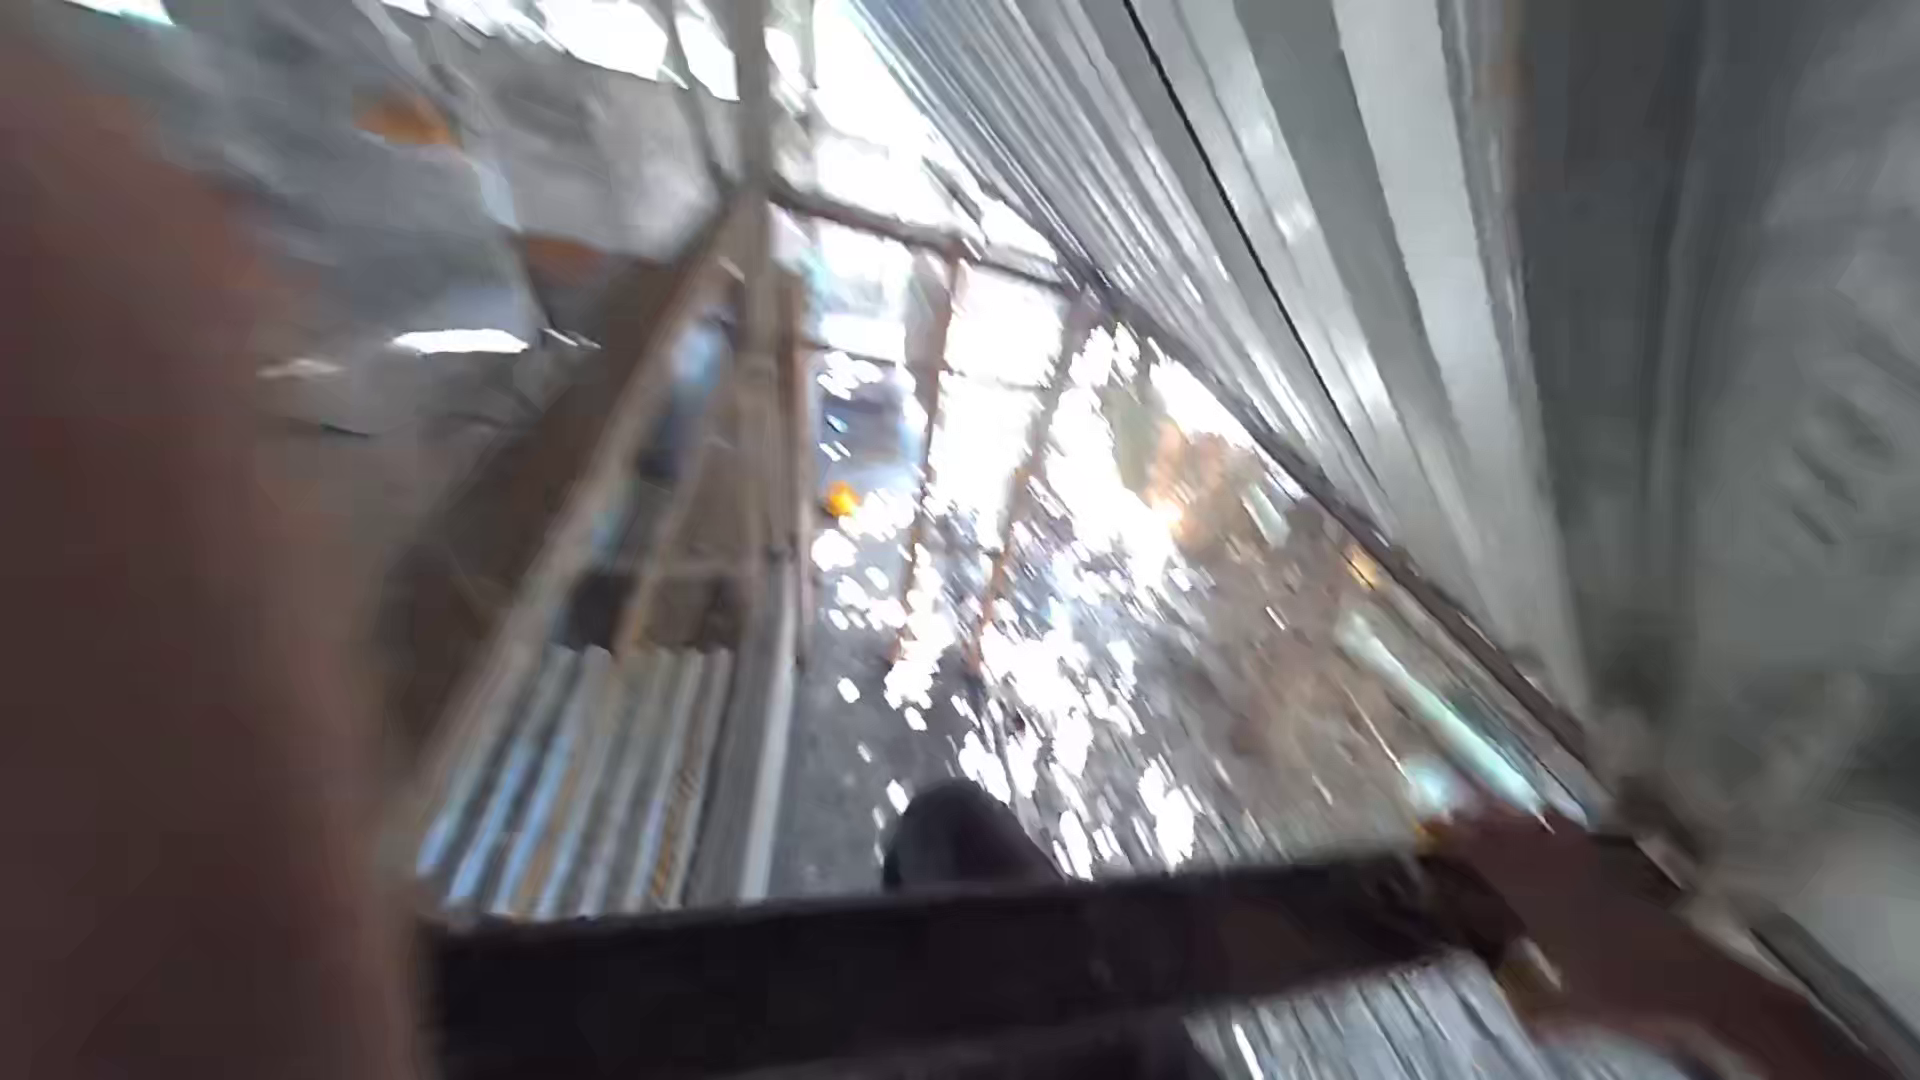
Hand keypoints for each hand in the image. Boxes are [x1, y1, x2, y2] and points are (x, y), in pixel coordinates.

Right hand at [1434, 815, 1892, 1077]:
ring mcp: (1590, 876)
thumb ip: (1536, 1002)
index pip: (1485, 861)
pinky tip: (1549, 812)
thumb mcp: (1579, 1010)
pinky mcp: (1618, 879)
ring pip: (1539, 835)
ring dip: (1510, 816)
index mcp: (1538, 905)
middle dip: (1475, 820)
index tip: (1431, 824)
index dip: (1456, 840)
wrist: (1710, 993)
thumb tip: (1507, 1005)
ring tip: (1487, 799)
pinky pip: (1578, 841)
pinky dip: (1559, 824)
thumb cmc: (1635, 1000)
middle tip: (1450, 803)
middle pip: (1508, 841)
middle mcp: (1558, 882)